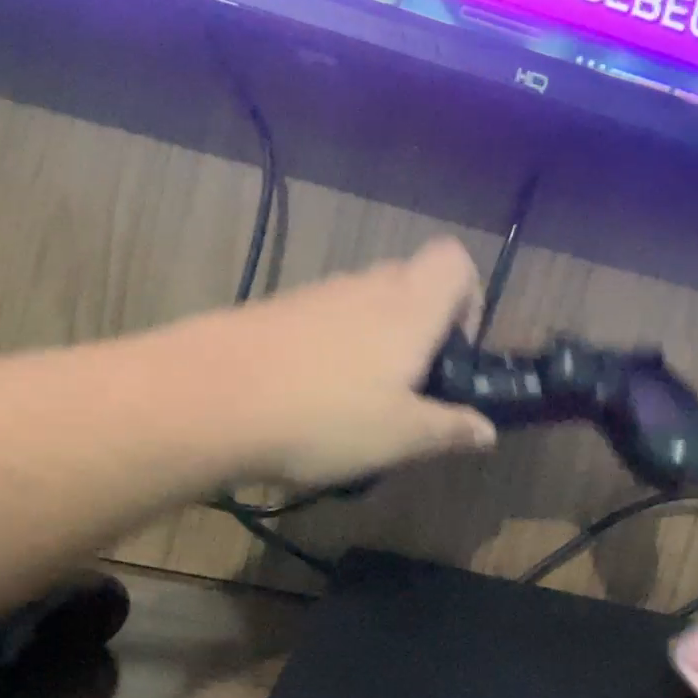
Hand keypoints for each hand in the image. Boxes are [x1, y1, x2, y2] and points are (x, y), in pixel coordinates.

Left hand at [199, 237, 497, 485]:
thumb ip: (449, 429)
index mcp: (410, 307)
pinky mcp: (275, 313)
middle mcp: (366, 287)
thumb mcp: (400, 437)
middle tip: (411, 389)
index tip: (455, 353)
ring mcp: (315, 295)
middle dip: (421, 330)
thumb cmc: (325, 416)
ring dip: (374, 344)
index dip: (469, 299)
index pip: (456, 260)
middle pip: (410, 283)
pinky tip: (311, 401)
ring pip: (363, 305)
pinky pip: (322, 322)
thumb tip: (487, 429)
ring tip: (358, 406)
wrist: (210, 398)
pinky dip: (331, 352)